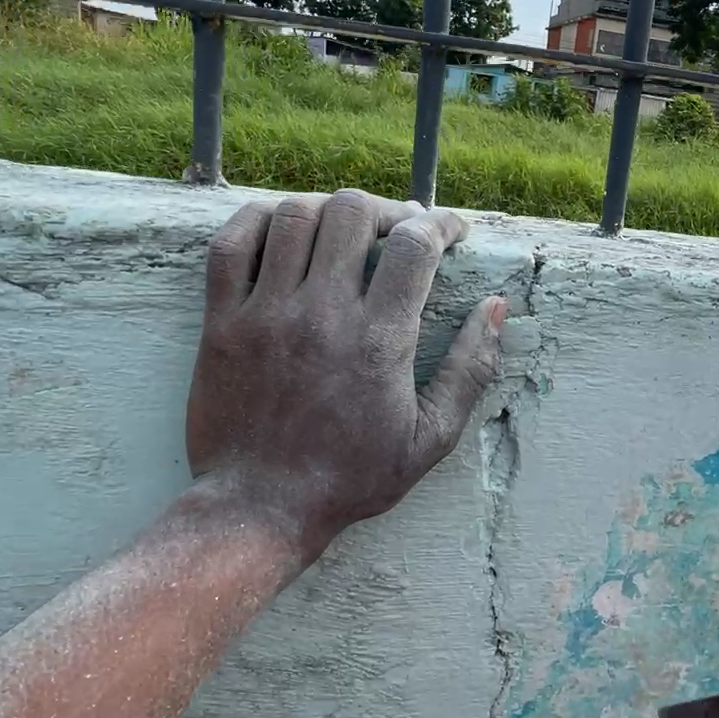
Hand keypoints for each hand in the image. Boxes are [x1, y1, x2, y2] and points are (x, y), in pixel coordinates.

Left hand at [185, 190, 505, 559]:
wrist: (261, 507)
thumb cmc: (352, 478)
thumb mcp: (432, 437)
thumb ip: (471, 369)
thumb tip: (496, 309)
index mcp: (379, 341)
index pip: (415, 244)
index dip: (442, 223)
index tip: (452, 229)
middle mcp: (322, 315)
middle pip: (352, 212)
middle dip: (386, 209)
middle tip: (397, 229)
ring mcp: (265, 315)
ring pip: (294, 216)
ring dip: (329, 210)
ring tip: (345, 230)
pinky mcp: (222, 324)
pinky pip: (230, 244)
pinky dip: (258, 220)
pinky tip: (284, 230)